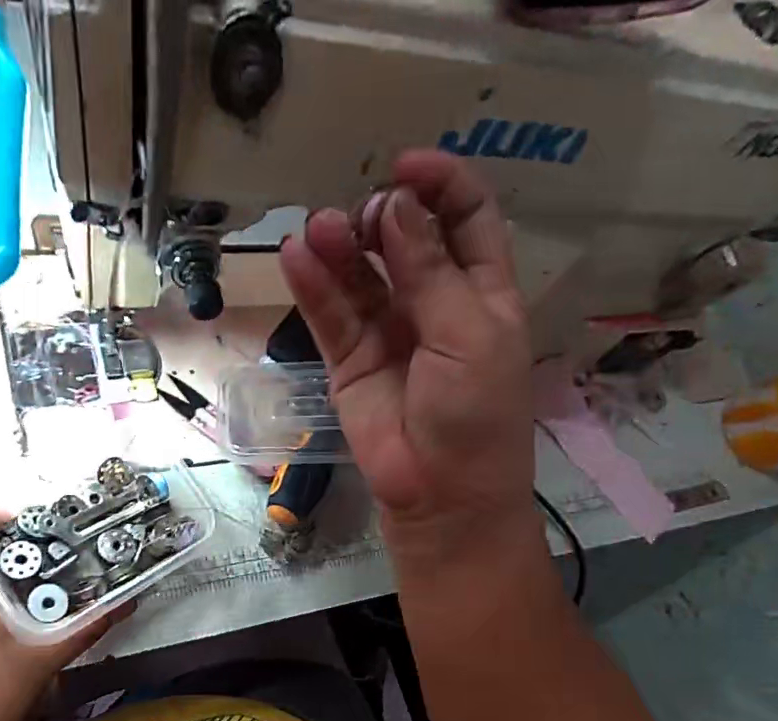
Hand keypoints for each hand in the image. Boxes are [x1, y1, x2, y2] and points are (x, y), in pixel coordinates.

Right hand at [278, 150, 536, 558]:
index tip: (406, 167)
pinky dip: (312, 283)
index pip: (465, 218)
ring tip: (319, 229)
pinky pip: (330, 313)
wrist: (443, 497)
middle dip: (383, 216)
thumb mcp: (469, 335)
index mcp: (482, 292)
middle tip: (363, 219)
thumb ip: (431, 270)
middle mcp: (434, 304)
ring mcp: (388, 331)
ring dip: (340, 244)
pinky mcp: (349, 361)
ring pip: (360, 272)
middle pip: (405, 238)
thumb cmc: (476, 416)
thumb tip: (397, 204)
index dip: (441, 184)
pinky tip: (295, 255)